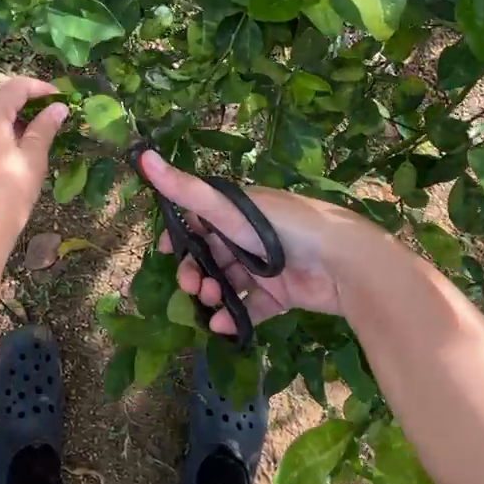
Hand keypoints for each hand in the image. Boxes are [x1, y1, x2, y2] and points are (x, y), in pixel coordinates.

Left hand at [0, 76, 68, 250]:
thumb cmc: (7, 194)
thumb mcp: (32, 159)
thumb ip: (44, 128)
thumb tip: (58, 108)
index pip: (16, 86)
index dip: (41, 88)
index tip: (61, 99)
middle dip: (24, 99)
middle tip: (49, 112)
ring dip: (8, 117)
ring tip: (32, 133)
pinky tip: (8, 154)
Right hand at [136, 149, 393, 332]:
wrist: (341, 262)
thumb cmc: (280, 227)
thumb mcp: (225, 208)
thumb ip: (183, 189)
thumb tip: (142, 155)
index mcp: (235, 209)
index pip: (196, 220)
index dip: (177, 236)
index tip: (163, 253)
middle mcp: (248, 235)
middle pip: (209, 254)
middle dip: (194, 271)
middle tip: (191, 287)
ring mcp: (264, 265)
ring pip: (226, 281)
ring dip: (212, 294)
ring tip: (211, 304)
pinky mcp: (280, 294)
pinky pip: (249, 307)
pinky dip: (234, 318)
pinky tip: (222, 328)